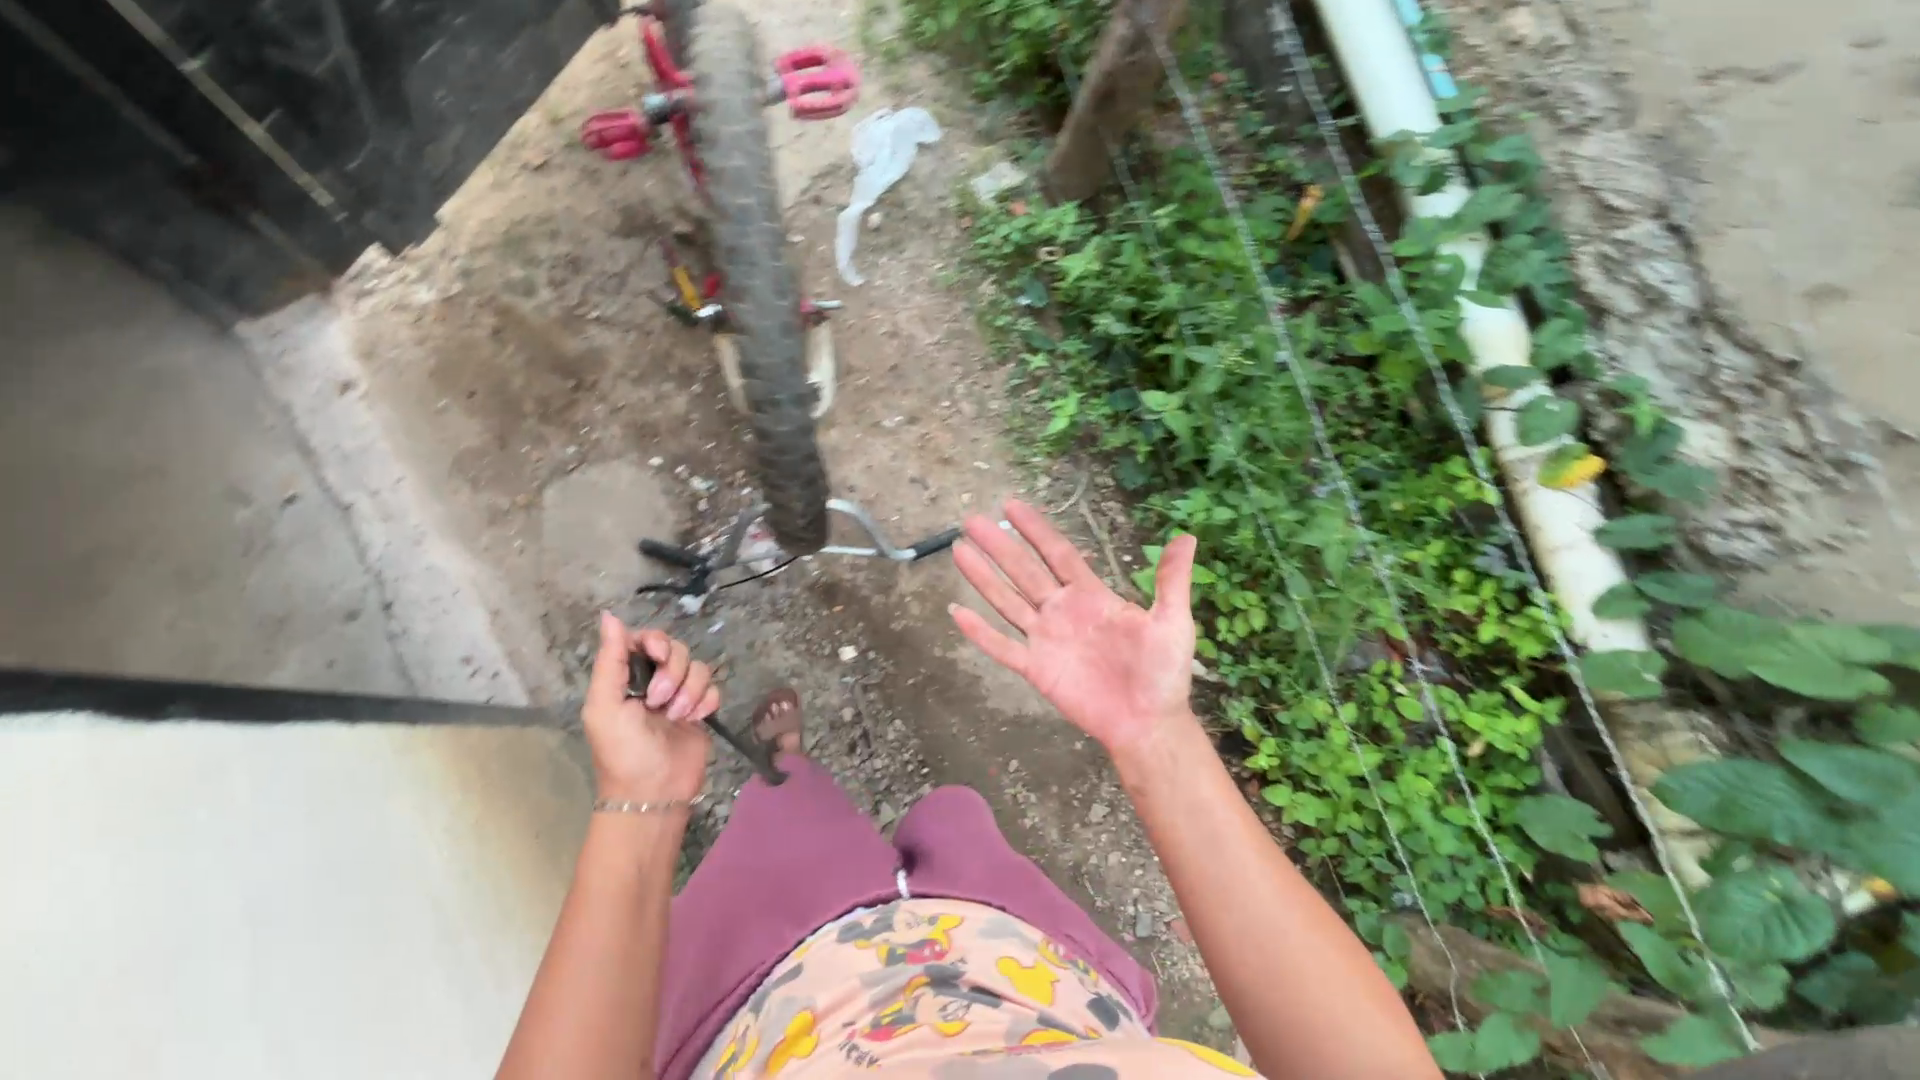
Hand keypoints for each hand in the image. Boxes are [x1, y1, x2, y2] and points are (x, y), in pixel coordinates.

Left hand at [581, 612, 716, 801]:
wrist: (654, 792)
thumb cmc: (622, 751)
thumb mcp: (604, 706)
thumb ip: (609, 660)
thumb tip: (609, 615)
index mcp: (625, 677)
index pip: (646, 639)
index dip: (656, 642)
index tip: (657, 656)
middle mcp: (653, 681)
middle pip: (676, 649)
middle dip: (673, 672)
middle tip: (659, 701)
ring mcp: (679, 696)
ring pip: (699, 668)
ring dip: (689, 691)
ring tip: (676, 716)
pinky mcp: (702, 711)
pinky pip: (714, 688)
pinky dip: (706, 702)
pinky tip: (695, 720)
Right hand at [948, 499, 1199, 759]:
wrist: (1149, 722)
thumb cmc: (1164, 673)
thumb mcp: (1172, 621)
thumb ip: (1171, 580)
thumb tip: (1187, 537)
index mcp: (1091, 596)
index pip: (1057, 553)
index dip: (1035, 530)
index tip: (1011, 506)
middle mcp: (1063, 611)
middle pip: (1024, 571)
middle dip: (998, 545)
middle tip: (971, 520)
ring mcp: (1046, 639)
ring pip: (1007, 601)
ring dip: (983, 577)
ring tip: (959, 550)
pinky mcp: (1037, 669)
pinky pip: (1002, 647)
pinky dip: (980, 631)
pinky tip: (958, 612)